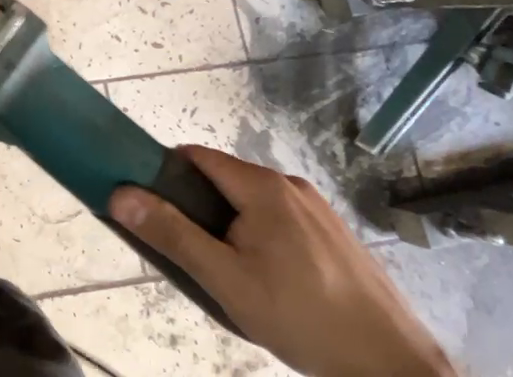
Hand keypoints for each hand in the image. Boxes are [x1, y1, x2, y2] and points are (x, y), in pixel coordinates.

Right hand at [109, 146, 452, 376]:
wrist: (393, 368)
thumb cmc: (302, 317)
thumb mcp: (225, 280)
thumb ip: (171, 234)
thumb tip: (119, 194)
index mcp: (262, 186)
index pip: (195, 156)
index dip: (165, 175)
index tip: (152, 209)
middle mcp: (291, 186)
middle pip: (222, 179)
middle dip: (196, 207)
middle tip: (190, 251)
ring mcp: (319, 210)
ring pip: (251, 202)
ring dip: (228, 225)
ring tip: (229, 272)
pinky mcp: (336, 235)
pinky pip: (280, 221)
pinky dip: (260, 237)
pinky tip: (269, 281)